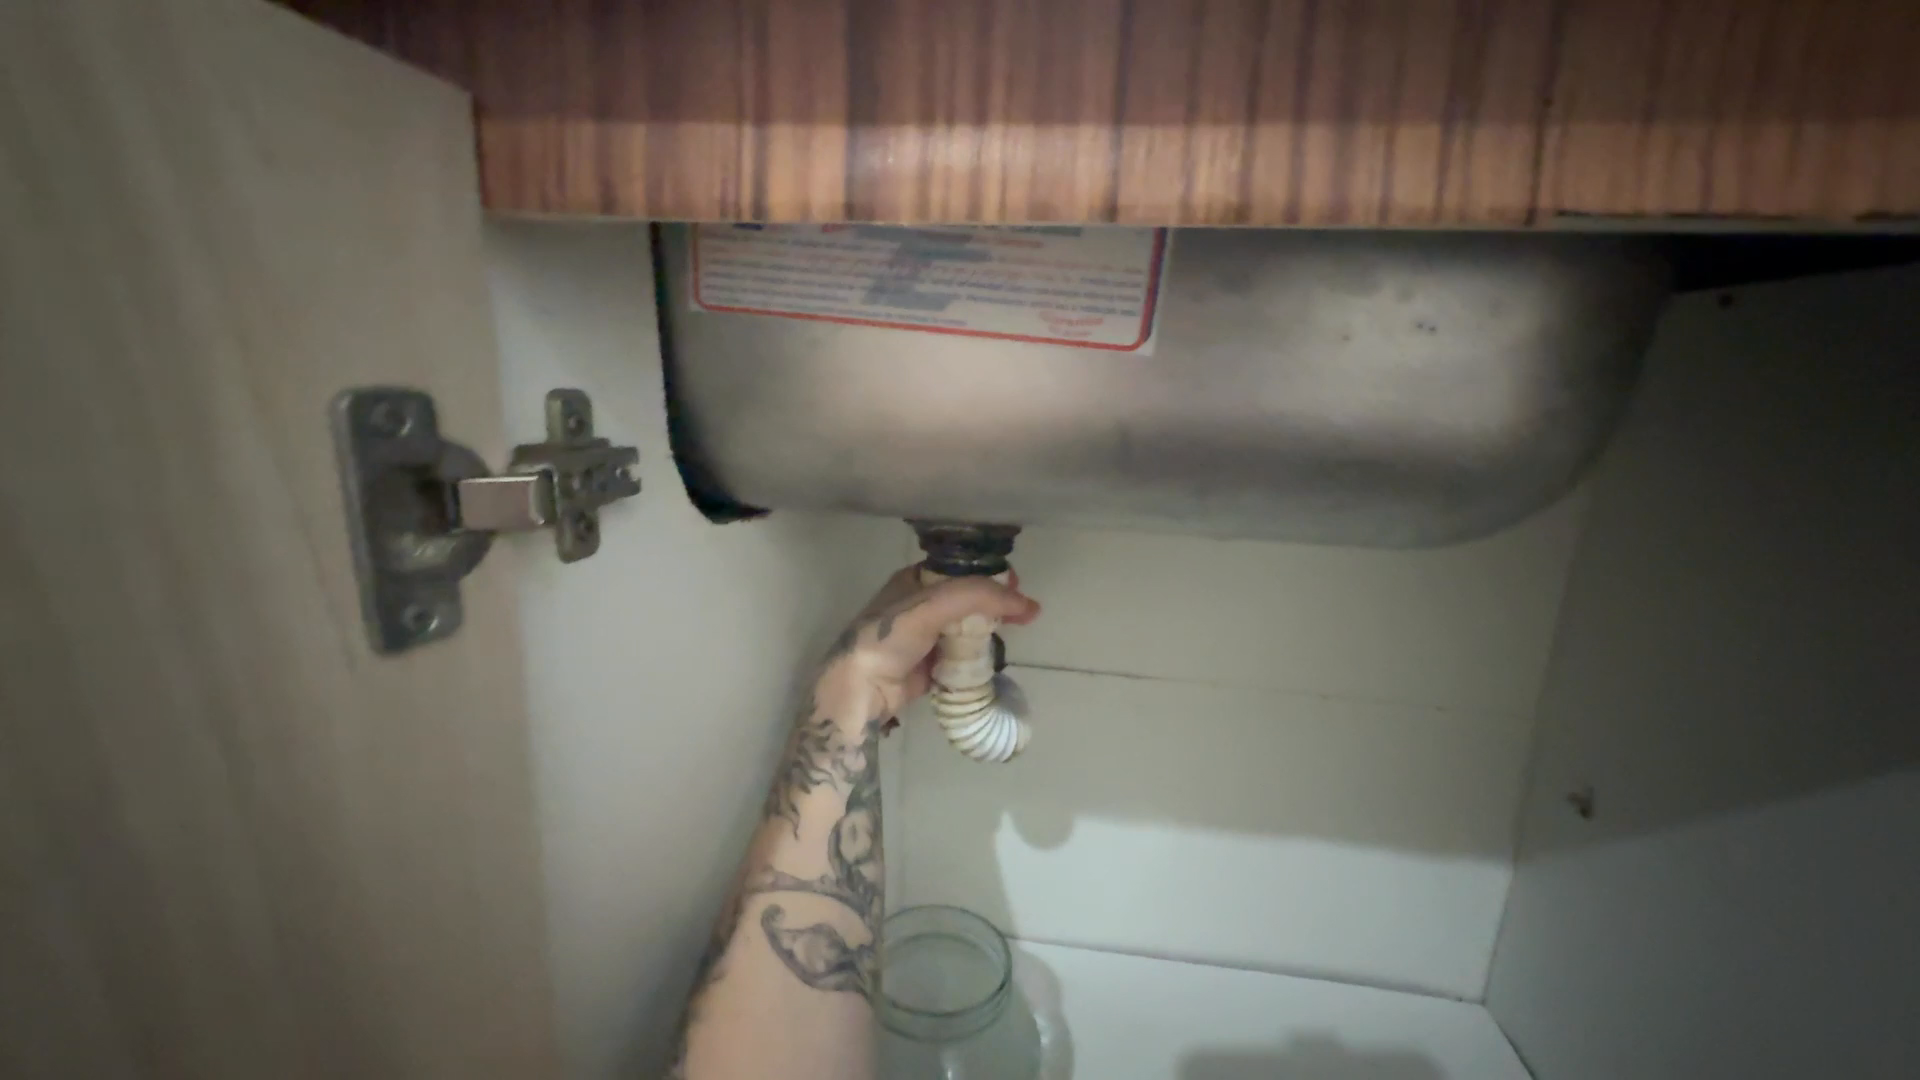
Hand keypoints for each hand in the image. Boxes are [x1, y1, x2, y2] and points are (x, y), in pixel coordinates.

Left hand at [818, 565, 1040, 724]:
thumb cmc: (890, 636)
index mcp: (914, 580)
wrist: (861, 688)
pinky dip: (979, 654)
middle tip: (1023, 608)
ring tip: (1019, 628)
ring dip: (991, 628)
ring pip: (967, 627)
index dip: (988, 572)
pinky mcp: (931, 665)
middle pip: (967, 598)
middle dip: (995, 602)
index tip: (1016, 581)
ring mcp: (925, 636)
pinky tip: (999, 654)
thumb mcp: (933, 605)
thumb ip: (977, 597)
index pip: (959, 568)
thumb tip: (1029, 604)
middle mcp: (920, 604)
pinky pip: (962, 655)